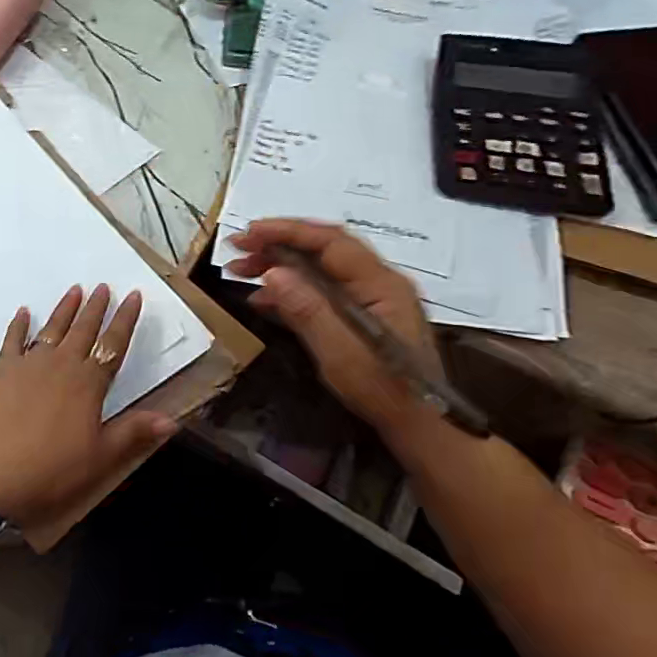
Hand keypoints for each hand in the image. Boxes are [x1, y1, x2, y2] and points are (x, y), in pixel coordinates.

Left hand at [0, 284, 180, 529]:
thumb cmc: (51, 469)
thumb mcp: (100, 456)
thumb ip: (133, 432)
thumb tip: (171, 419)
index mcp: (88, 383)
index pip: (113, 345)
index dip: (125, 320)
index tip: (133, 297)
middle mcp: (61, 365)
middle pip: (83, 330)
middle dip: (96, 307)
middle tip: (103, 287)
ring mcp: (29, 365)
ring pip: (52, 328)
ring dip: (64, 309)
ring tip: (74, 291)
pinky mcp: (2, 371)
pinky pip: (13, 340)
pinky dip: (19, 325)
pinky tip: (24, 312)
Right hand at [226, 219, 442, 431]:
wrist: (419, 424)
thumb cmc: (383, 389)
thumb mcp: (340, 353)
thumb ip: (308, 310)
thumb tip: (273, 272)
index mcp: (380, 284)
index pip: (330, 242)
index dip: (287, 232)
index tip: (249, 233)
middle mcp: (378, 282)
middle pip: (323, 249)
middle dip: (277, 244)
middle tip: (237, 249)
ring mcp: (370, 298)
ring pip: (319, 267)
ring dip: (278, 264)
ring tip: (240, 270)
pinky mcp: (360, 314)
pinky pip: (320, 289)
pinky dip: (289, 288)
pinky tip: (261, 298)